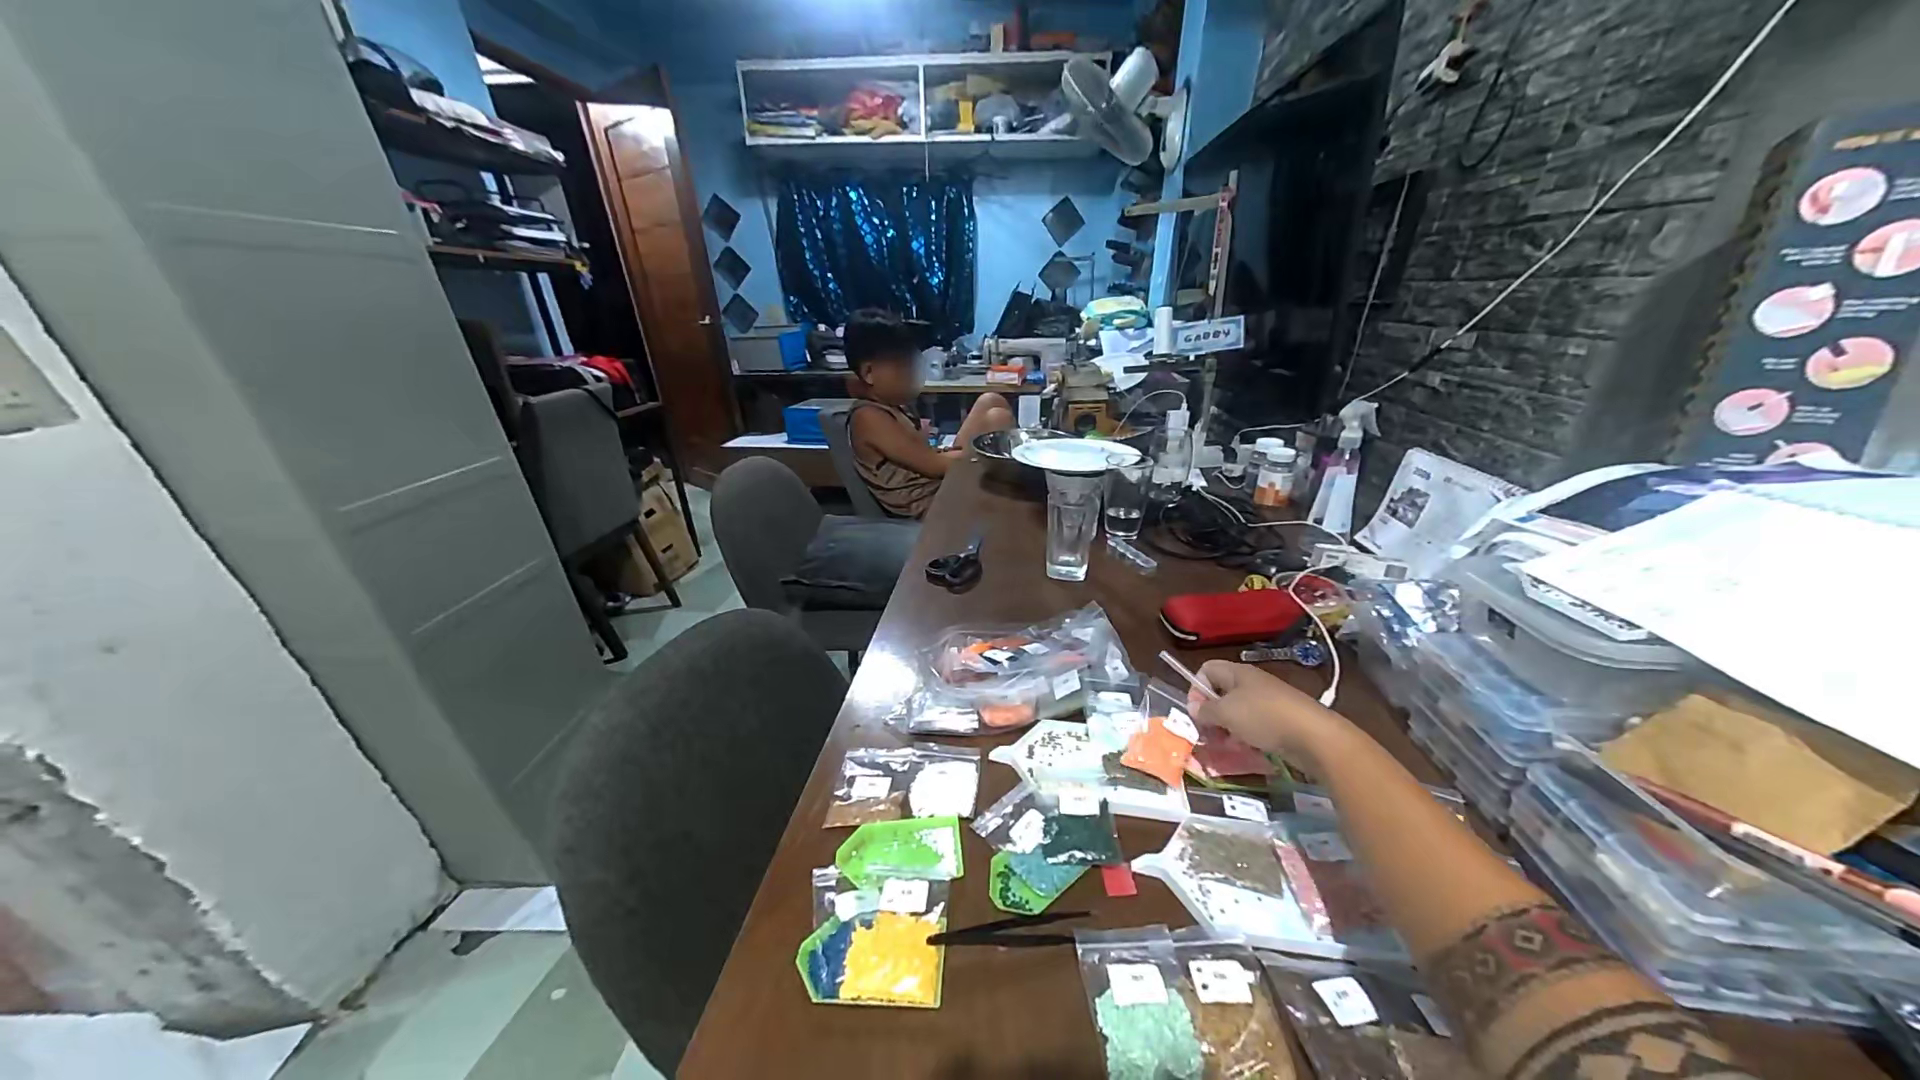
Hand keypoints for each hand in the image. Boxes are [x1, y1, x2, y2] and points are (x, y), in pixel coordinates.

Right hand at [1192, 660, 1347, 764]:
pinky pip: (1254, 727)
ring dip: (1227, 730)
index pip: (1206, 670)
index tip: (1197, 711)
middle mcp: (1252, 684)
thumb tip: (1193, 708)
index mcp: (1238, 673)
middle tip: (1208, 734)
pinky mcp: (1279, 722)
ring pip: (1237, 714)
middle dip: (1211, 715)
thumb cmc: (1264, 717)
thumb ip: (1205, 710)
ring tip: (1226, 747)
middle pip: (1220, 694)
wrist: (1314, 737)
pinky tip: (1246, 751)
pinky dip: (1246, 738)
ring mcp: (1267, 703)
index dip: (1196, 688)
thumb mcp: (1226, 713)